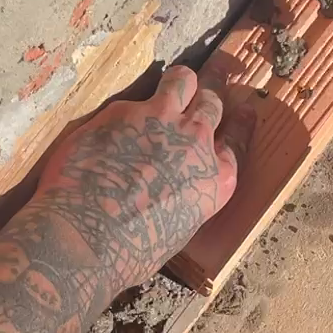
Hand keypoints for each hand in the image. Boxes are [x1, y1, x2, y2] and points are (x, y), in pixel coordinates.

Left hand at [30, 65, 251, 290]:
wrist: (88, 237)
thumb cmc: (131, 251)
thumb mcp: (178, 231)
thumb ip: (184, 197)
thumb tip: (170, 191)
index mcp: (216, 180)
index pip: (237, 141)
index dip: (241, 122)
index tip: (244, 109)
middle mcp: (196, 143)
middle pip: (211, 103)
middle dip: (209, 95)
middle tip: (206, 86)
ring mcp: (161, 120)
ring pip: (181, 80)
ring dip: (178, 82)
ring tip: (171, 84)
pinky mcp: (123, 110)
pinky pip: (133, 98)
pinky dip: (128, 108)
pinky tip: (112, 123)